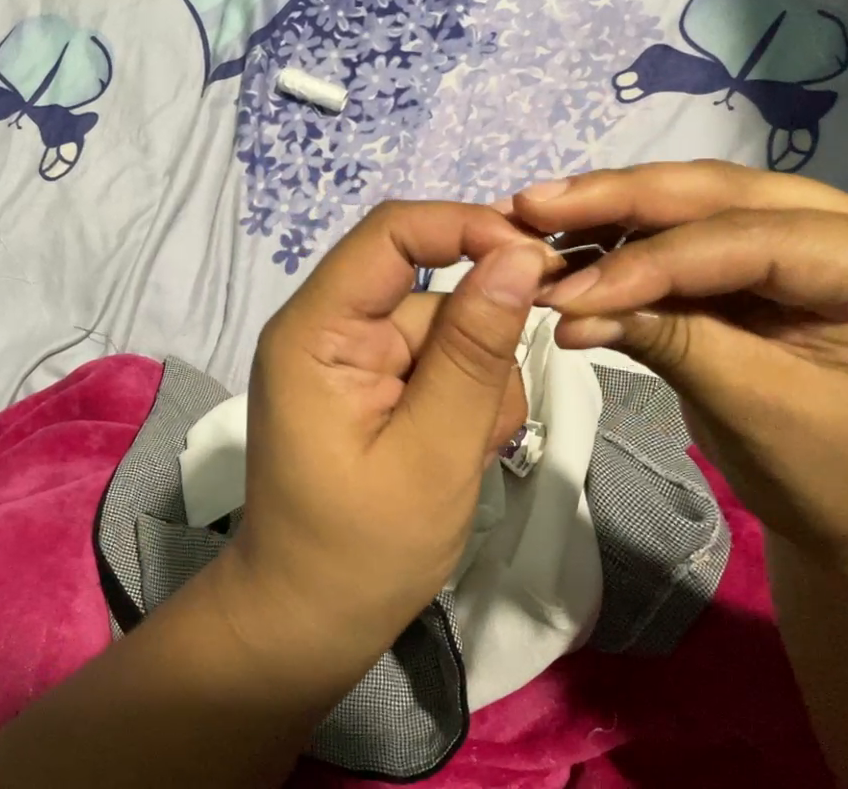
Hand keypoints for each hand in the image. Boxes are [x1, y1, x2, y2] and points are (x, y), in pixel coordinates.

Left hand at [221, 202, 555, 681]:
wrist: (309, 620)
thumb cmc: (359, 550)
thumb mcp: (433, 453)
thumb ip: (475, 353)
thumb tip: (517, 255)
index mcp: (315, 330)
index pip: (390, 233)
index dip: (466, 227)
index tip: (538, 264)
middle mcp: (327, 329)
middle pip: (430, 292)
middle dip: (478, 349)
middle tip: (484, 426)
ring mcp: (351, 361)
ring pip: (447, 333)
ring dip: (477, 387)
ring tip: (462, 456)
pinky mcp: (372, 389)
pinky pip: (439, 368)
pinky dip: (465, 405)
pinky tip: (456, 456)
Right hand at [508, 161, 847, 584]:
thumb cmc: (844, 484)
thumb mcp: (756, 410)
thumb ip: (667, 339)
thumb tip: (564, 302)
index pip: (753, 239)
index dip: (649, 261)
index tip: (560, 289)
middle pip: (724, 196)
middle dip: (620, 200)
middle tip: (532, 203)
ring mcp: (828, 239)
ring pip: (703, 204)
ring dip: (617, 213)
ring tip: (539, 217)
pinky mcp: (782, 262)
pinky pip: (696, 238)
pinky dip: (631, 247)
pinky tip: (575, 246)